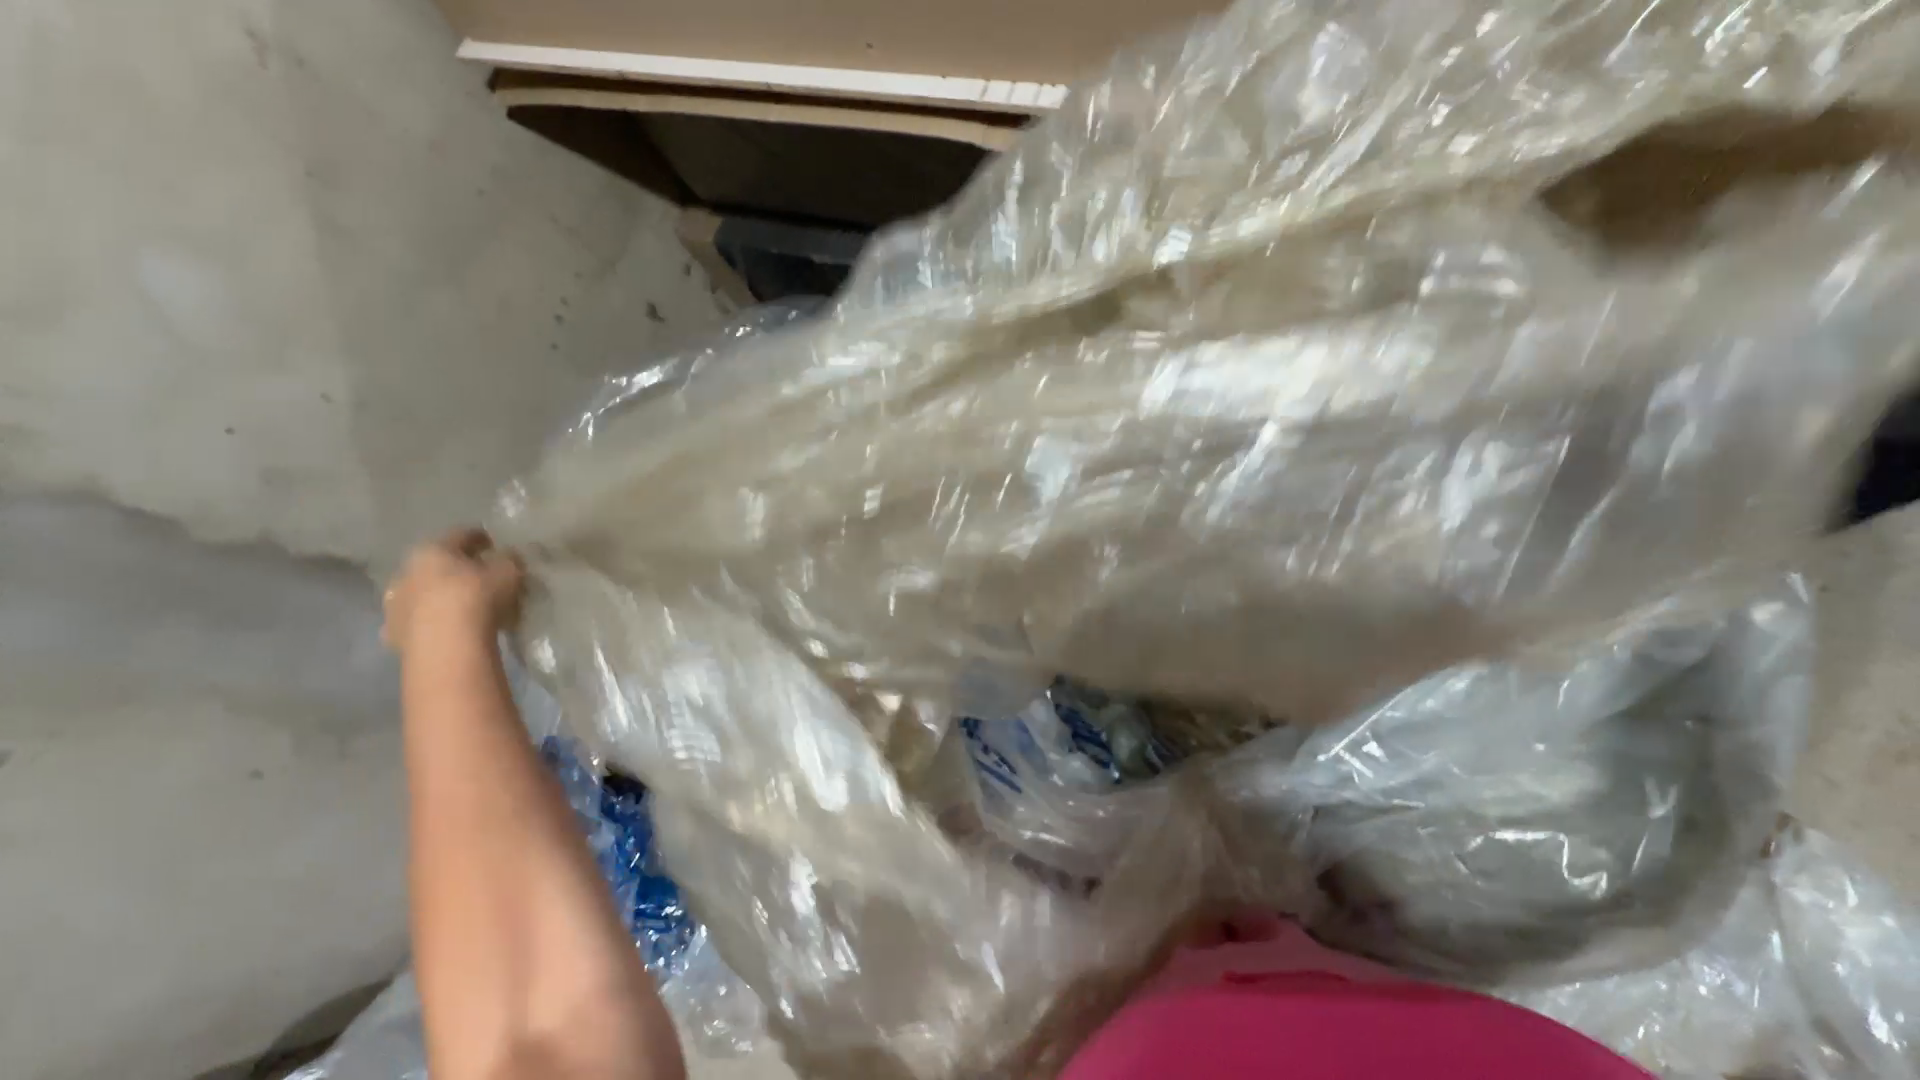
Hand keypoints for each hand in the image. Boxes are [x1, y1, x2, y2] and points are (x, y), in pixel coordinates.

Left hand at [382, 528, 525, 651]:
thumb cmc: (477, 597)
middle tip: (480, 579)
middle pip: (436, 566)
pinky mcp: (393, 634)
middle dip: (456, 570)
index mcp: (432, 549)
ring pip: (422, 595)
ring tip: (464, 609)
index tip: (494, 545)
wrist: (446, 645)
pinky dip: (431, 624)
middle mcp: (406, 572)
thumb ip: (509, 559)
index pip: (460, 536)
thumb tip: (508, 556)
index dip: (479, 539)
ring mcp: (395, 604)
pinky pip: (418, 623)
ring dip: (440, 598)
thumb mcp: (508, 571)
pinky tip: (447, 631)